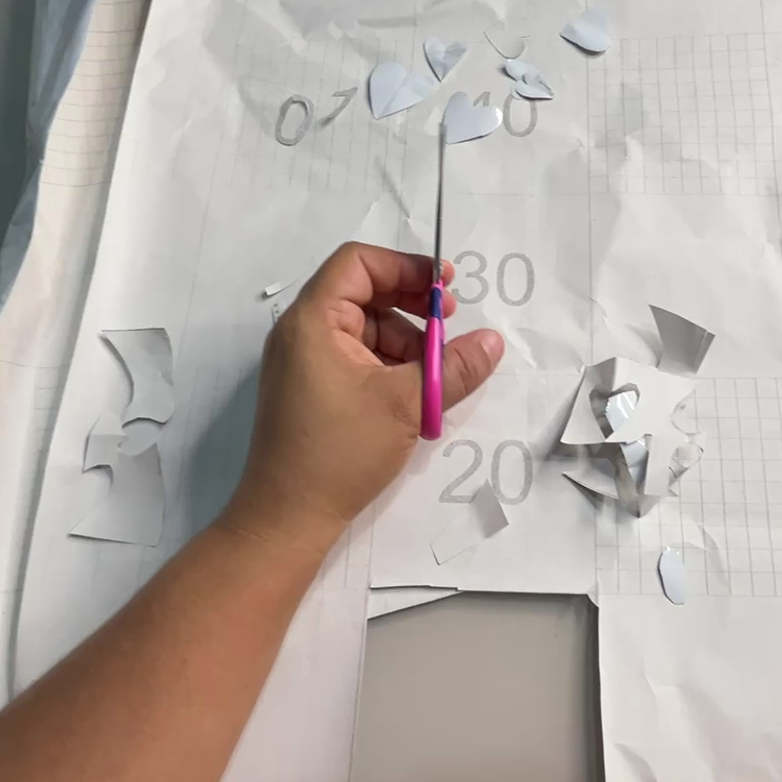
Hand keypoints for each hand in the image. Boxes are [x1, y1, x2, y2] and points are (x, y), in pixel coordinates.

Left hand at [231, 242, 504, 546]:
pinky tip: (415, 391)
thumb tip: (494, 341)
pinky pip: (358, 356)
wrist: (288, 518)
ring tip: (436, 371)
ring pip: (365, 328)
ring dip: (406, 339)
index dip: (406, 265)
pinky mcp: (313, 388)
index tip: (447, 285)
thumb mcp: (408, 404)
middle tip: (450, 321)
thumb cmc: (341, 451)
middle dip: (411, 304)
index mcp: (313, 321)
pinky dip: (390, 363)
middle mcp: (303, 333)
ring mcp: (305, 362)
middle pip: (363, 292)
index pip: (358, 263)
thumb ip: (455, 367)